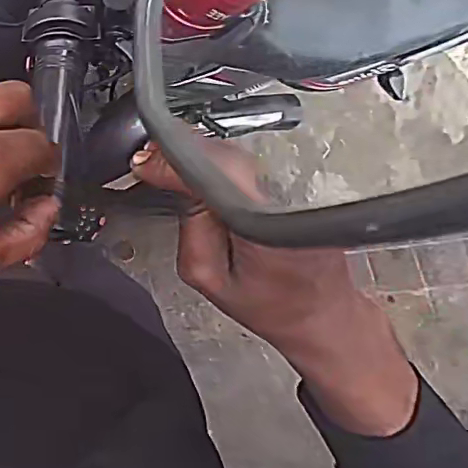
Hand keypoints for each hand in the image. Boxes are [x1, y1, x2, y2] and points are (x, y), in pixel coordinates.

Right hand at [132, 142, 416, 435]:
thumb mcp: (208, 275)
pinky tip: (208, 179)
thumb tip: (169, 179)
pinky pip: (251, 161)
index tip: (146, 163)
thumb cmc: (270, 304)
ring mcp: (300, 184)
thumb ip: (188, 225)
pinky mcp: (300, 182)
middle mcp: (289, 195)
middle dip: (183, 157)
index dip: (174, 162)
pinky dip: (223, 165)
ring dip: (202, 159)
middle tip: (151, 165)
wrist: (322, 313)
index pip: (214, 170)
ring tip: (177, 174)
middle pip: (224, 156)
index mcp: (267, 221)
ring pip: (237, 153)